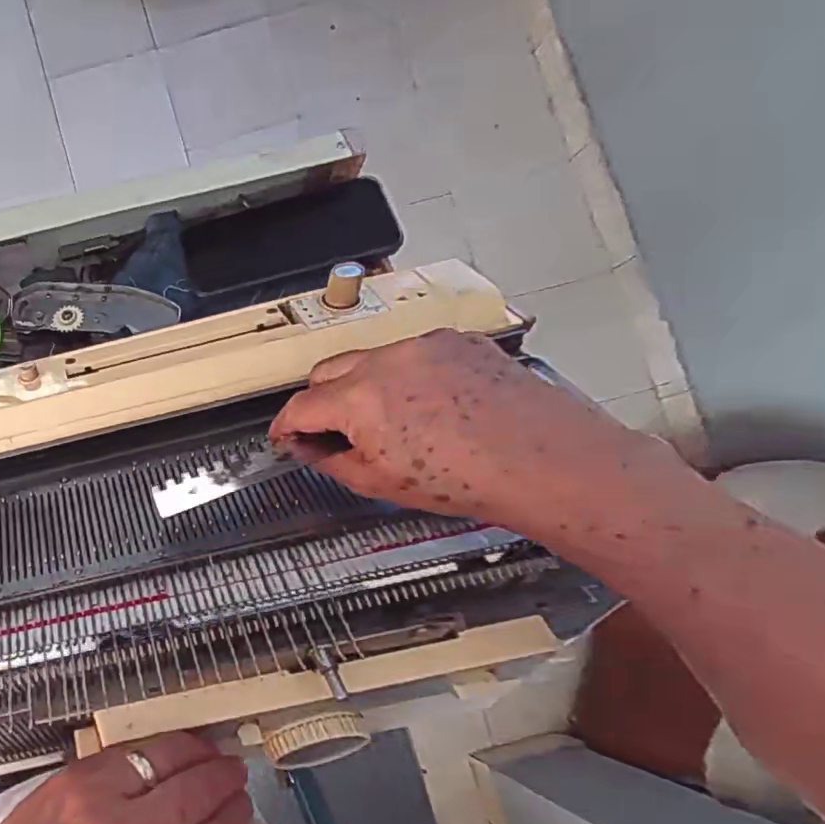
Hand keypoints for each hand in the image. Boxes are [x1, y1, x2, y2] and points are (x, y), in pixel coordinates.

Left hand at [0, 733, 251, 823]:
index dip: (234, 820)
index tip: (243, 808)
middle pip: (195, 796)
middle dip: (223, 780)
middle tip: (235, 773)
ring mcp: (98, 800)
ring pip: (166, 760)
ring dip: (196, 752)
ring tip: (211, 752)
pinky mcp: (75, 775)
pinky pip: (130, 751)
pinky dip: (156, 747)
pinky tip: (169, 749)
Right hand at [268, 329, 683, 534]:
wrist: (540, 459)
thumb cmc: (469, 476)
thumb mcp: (379, 482)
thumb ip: (330, 460)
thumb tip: (310, 448)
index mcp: (359, 400)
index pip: (299, 405)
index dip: (285, 425)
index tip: (285, 434)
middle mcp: (386, 361)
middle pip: (326, 372)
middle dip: (319, 401)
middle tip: (328, 431)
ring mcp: (422, 345)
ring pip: (367, 359)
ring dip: (360, 385)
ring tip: (387, 422)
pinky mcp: (455, 340)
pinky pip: (409, 352)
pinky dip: (402, 375)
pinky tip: (423, 406)